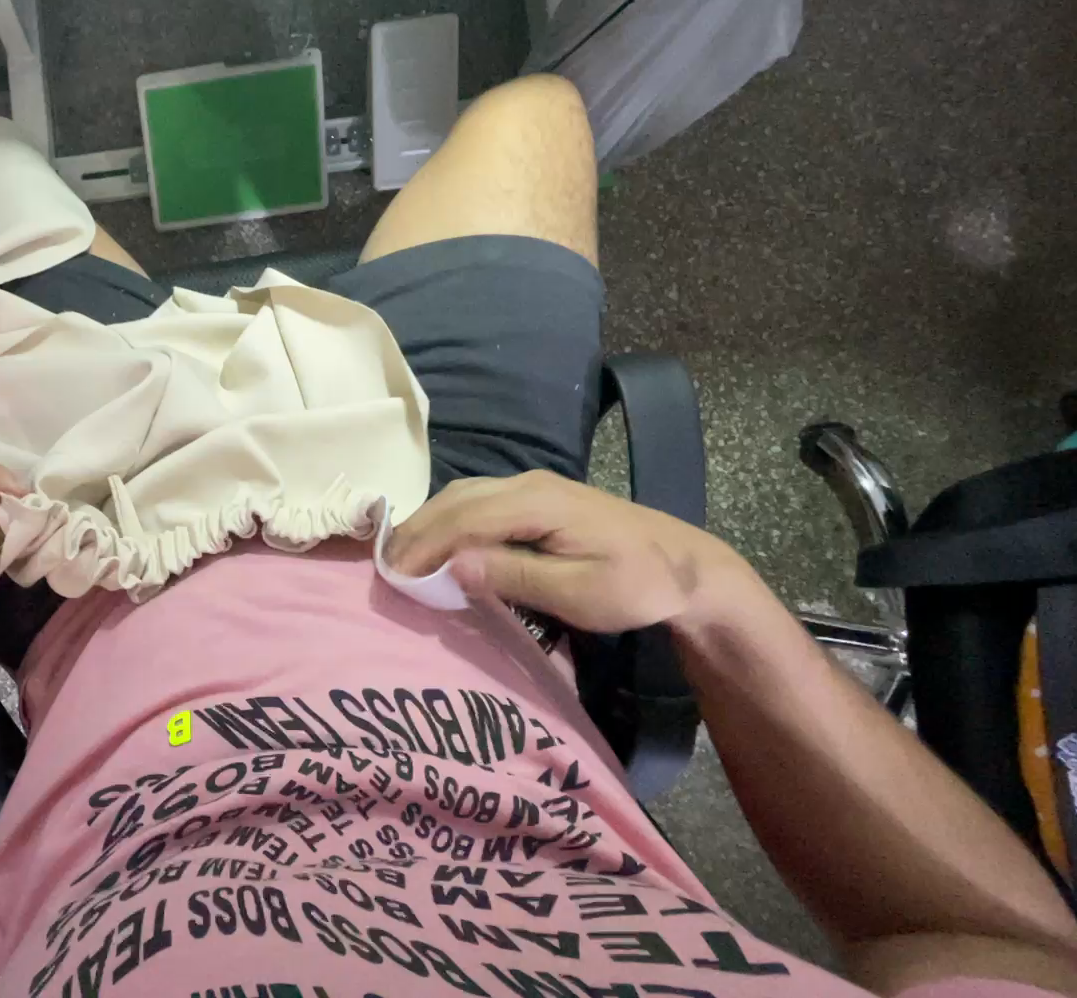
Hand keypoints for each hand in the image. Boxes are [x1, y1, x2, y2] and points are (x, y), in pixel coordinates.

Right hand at [383, 470, 759, 634]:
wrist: (688, 567)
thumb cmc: (638, 587)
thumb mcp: (582, 593)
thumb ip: (516, 575)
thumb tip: (453, 565)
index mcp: (538, 502)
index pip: (464, 519)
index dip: (425, 546)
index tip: (396, 576)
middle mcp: (525, 483)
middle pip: (453, 500)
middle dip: (415, 533)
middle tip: (387, 570)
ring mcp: (528, 484)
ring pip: (459, 495)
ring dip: (426, 524)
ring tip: (403, 558)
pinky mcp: (530, 495)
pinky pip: (472, 500)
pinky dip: (444, 520)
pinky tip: (435, 542)